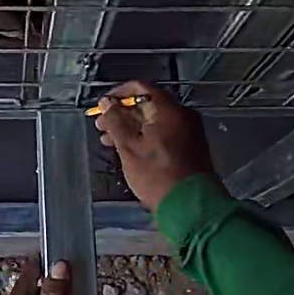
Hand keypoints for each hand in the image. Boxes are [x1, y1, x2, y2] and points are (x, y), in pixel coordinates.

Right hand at [92, 80, 216, 210]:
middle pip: (148, 104)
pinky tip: (128, 149)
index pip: (141, 88)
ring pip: (154, 120)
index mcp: (169, 111)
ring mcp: (188, 131)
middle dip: (122, 113)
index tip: (102, 106)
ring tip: (109, 140)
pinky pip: (163, 132)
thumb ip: (115, 122)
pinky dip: (145, 136)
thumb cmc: (157, 176)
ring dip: (131, 126)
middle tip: (101, 125)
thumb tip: (106, 103)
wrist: (192, 206)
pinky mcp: (189, 146)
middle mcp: (182, 116)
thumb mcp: (129, 148)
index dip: (118, 94)